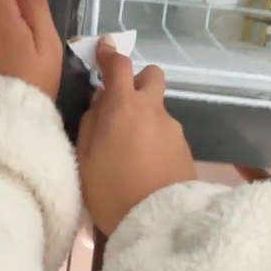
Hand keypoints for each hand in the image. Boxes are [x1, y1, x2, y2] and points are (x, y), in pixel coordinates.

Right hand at [77, 40, 195, 235]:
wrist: (161, 223)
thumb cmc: (111, 190)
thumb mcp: (85, 158)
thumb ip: (90, 123)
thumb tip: (99, 102)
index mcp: (124, 106)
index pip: (119, 66)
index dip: (110, 53)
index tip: (103, 48)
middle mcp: (152, 110)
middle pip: (152, 76)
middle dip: (137, 81)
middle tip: (120, 103)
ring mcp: (173, 129)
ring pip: (157, 108)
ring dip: (143, 116)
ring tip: (128, 149)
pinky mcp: (185, 149)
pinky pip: (165, 132)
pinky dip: (153, 138)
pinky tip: (143, 165)